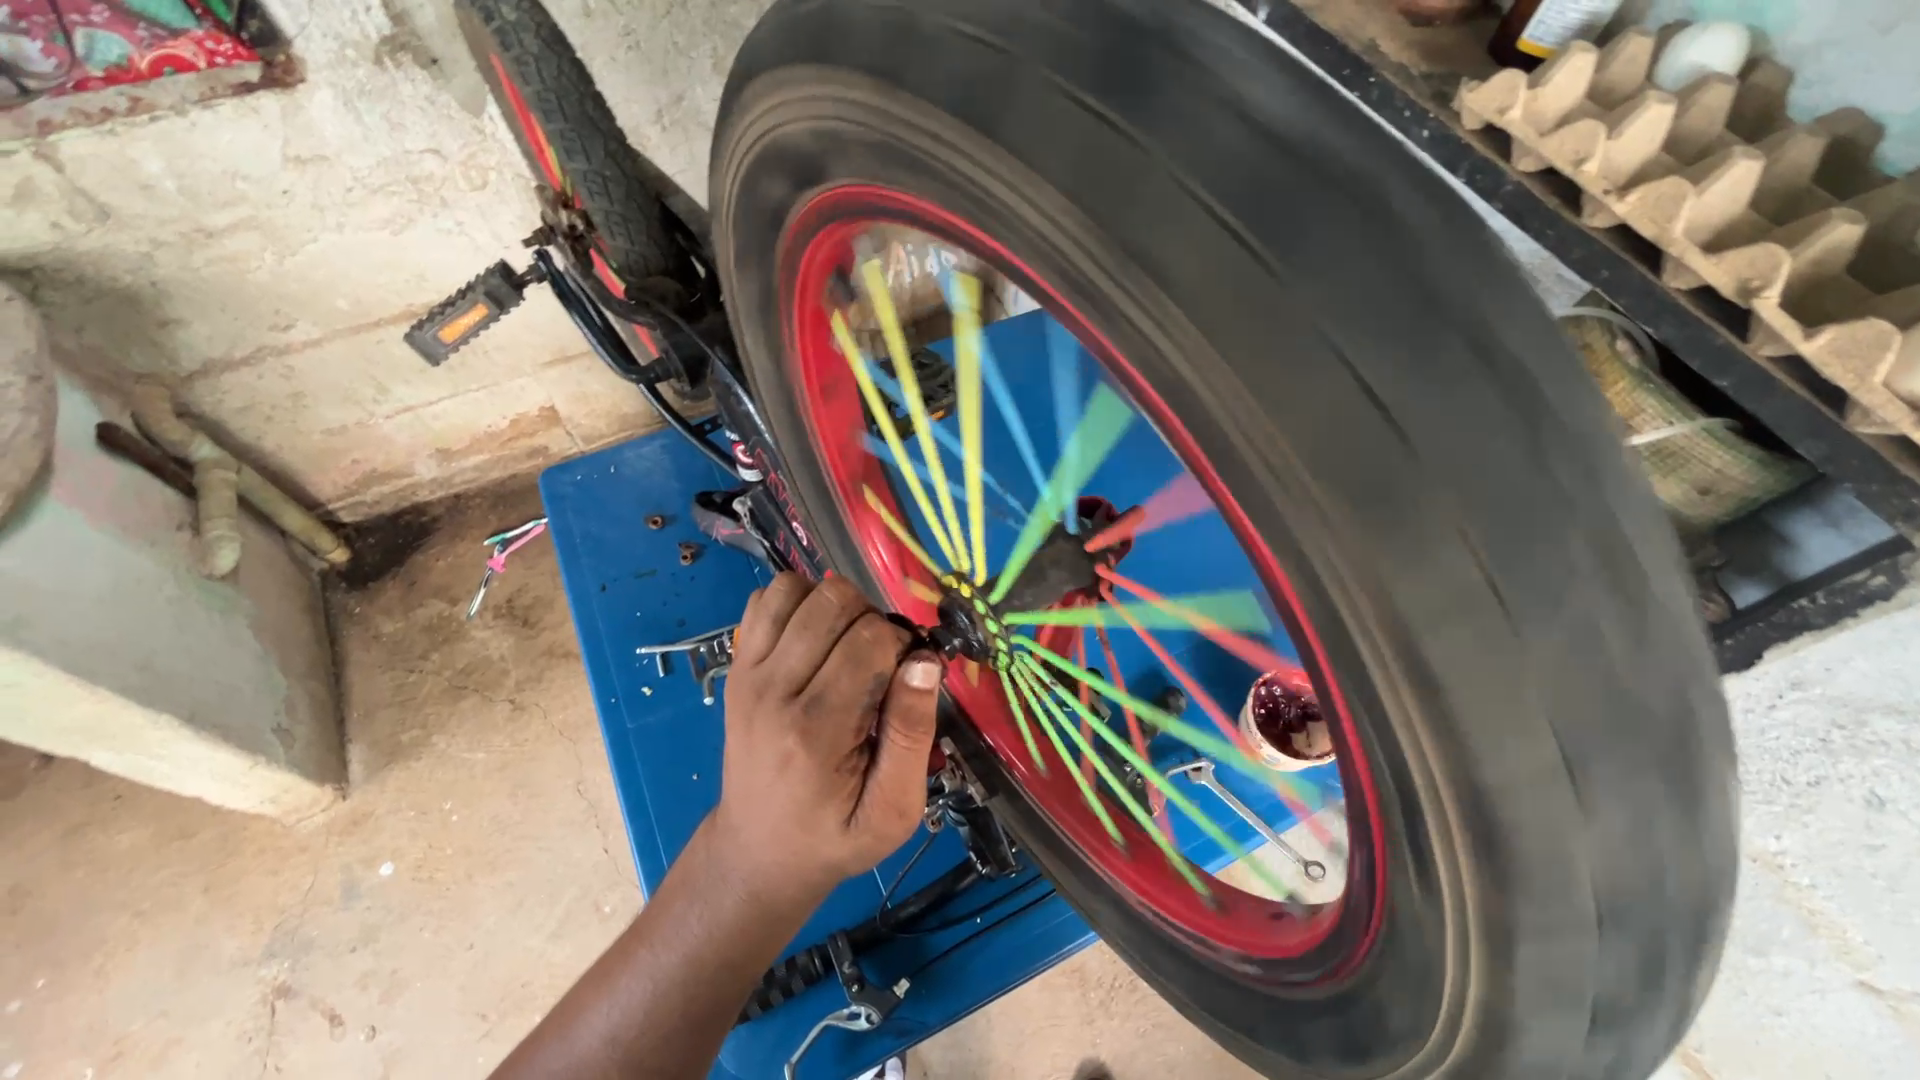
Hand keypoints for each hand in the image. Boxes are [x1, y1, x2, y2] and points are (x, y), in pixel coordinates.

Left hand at [712, 573, 944, 900]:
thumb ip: (912, 735)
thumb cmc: (834, 835)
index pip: (870, 639)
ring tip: (848, 647)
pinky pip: (766, 599)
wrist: (759, 850)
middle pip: (834, 601)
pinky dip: (798, 603)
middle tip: (880, 664)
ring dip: (834, 606)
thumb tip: (925, 662)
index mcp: (815, 731)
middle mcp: (773, 690)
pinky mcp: (736, 666)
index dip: (903, 648)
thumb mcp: (893, 810)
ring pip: (796, 588)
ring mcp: (747, 673)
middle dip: (872, 620)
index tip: (906, 682)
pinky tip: (815, 640)